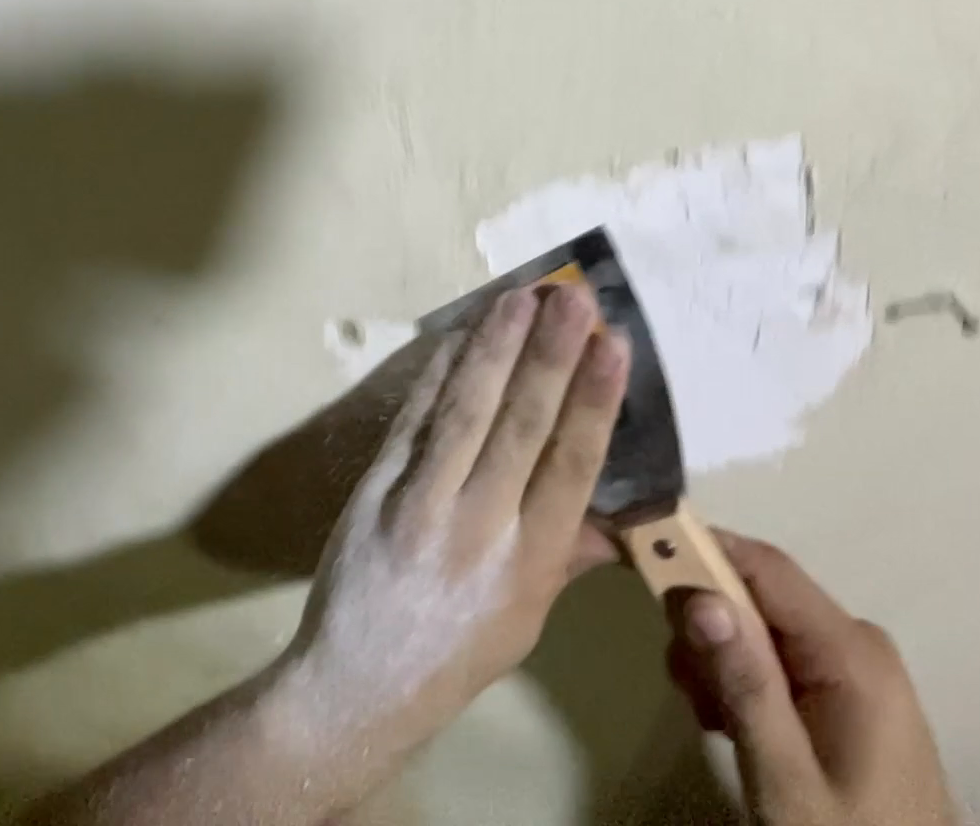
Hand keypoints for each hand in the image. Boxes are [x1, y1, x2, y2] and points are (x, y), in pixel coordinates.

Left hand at [273, 283, 630, 753]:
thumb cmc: (455, 655)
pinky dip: (437, 374)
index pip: (571, 465)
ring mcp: (420, 502)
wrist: (359, 683)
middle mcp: (480, 525)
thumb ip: (568, 555)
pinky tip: (458, 336)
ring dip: (494, 348)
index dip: (594, 401)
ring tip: (519, 298)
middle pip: (520, 425)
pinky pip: (413, 420)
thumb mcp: (527, 618)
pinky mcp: (376, 488)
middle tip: (572, 296)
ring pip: (465, 411)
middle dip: (549, 355)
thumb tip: (620, 517)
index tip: (613, 345)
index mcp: (531, 562)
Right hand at [667, 535, 957, 825]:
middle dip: (705, 626)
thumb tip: (700, 598)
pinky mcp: (842, 683)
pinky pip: (770, 649)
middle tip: (689, 688)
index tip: (642, 560)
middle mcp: (854, 638)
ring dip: (716, 658)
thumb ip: (746, 685)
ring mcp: (850, 660)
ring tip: (713, 718)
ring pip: (753, 621)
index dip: (701, 549)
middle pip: (753, 592)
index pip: (764, 566)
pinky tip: (731, 721)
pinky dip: (736, 673)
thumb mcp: (785, 776)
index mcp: (850, 652)